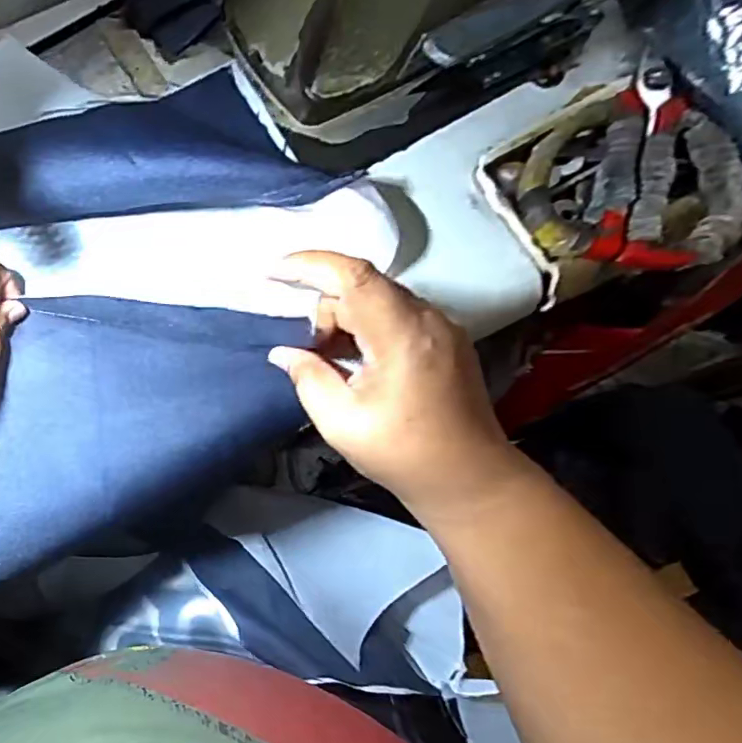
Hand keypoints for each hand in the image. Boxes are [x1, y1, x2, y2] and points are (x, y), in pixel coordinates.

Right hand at [266, 251, 526, 520]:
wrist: (467, 476)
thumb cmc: (401, 452)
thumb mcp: (340, 420)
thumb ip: (308, 377)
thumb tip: (284, 352)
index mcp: (401, 334)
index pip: (353, 276)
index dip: (310, 265)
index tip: (274, 272)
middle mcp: (427, 318)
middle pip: (363, 287)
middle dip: (324, 309)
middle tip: (307, 353)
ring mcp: (442, 328)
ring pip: (380, 301)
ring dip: (345, 321)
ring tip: (330, 363)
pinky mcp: (446, 341)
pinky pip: (397, 317)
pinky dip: (367, 329)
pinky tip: (356, 364)